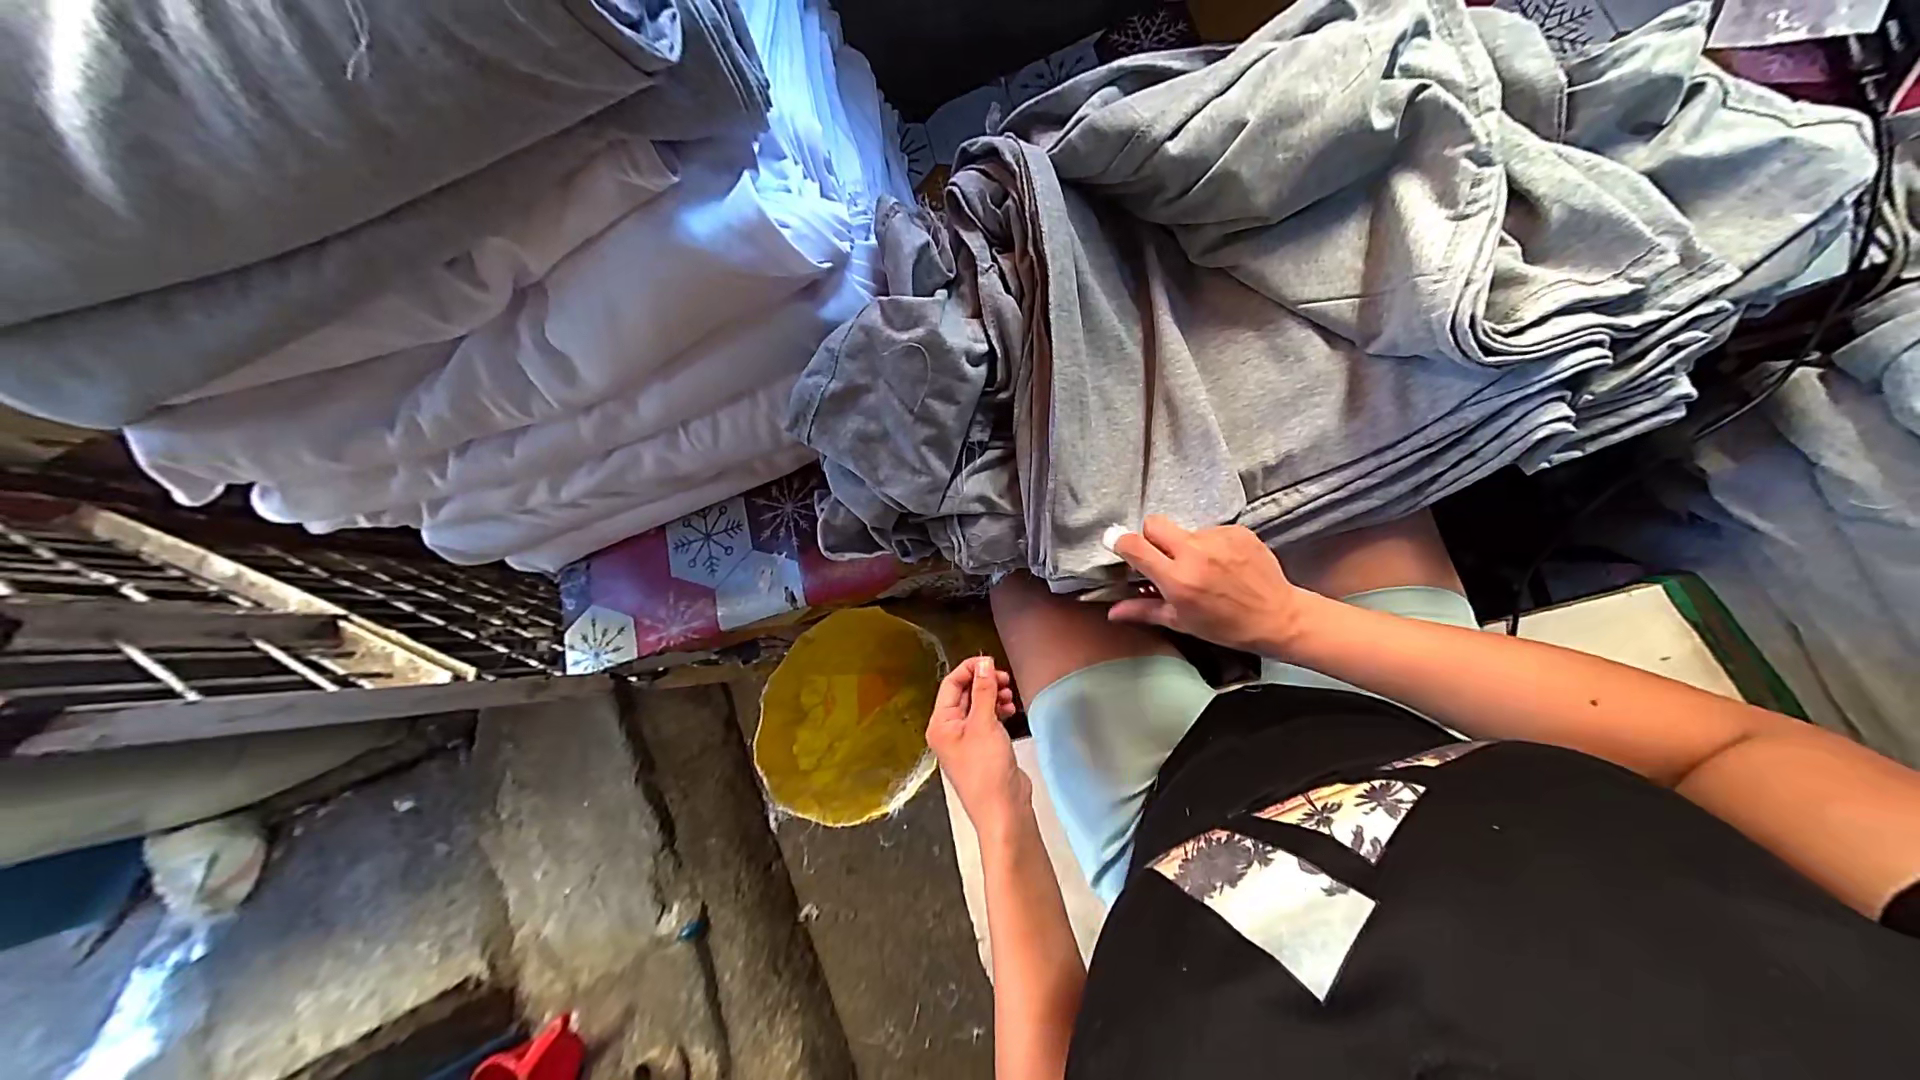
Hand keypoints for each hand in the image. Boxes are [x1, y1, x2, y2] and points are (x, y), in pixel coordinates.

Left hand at [926, 655, 1027, 834]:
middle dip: (984, 683)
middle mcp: (949, 730)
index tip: (990, 662)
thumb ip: (984, 690)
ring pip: (977, 706)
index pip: (951, 684)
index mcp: (940, 723)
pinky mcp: (982, 748)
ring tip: (1008, 696)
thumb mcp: (984, 723)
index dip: (970, 669)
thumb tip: (984, 664)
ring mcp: (966, 740)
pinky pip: (987, 720)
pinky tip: (1010, 710)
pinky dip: (998, 711)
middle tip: (1003, 679)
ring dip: (993, 696)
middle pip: (964, 694)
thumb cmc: (987, 771)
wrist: (1002, 809)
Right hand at [1108, 515, 1308, 654]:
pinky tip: (1223, 564)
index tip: (1118, 545)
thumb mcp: (1181, 622)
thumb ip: (1144, 611)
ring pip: (1184, 530)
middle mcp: (1195, 553)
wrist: (1279, 618)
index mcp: (1177, 579)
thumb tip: (1112, 612)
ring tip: (1203, 568)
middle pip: (1154, 523)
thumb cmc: (1226, 627)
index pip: (1135, 545)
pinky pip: (1210, 531)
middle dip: (1151, 536)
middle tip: (1162, 557)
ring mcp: (1218, 539)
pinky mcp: (1237, 531)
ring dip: (1185, 545)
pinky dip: (1210, 545)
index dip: (1121, 542)